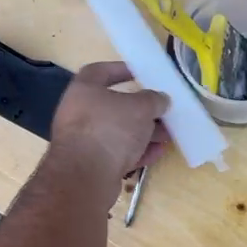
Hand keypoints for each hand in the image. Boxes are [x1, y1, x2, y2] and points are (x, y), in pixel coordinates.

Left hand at [48, 61, 170, 180]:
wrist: (85, 177)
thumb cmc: (110, 128)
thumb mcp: (141, 106)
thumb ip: (154, 99)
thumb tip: (161, 100)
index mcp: (84, 91)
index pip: (99, 71)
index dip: (120, 69)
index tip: (141, 73)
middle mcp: (79, 114)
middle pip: (115, 106)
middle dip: (142, 110)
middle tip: (163, 111)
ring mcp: (84, 141)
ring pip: (119, 132)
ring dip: (144, 133)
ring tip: (168, 135)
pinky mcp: (91, 165)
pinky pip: (117, 153)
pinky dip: (137, 151)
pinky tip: (157, 153)